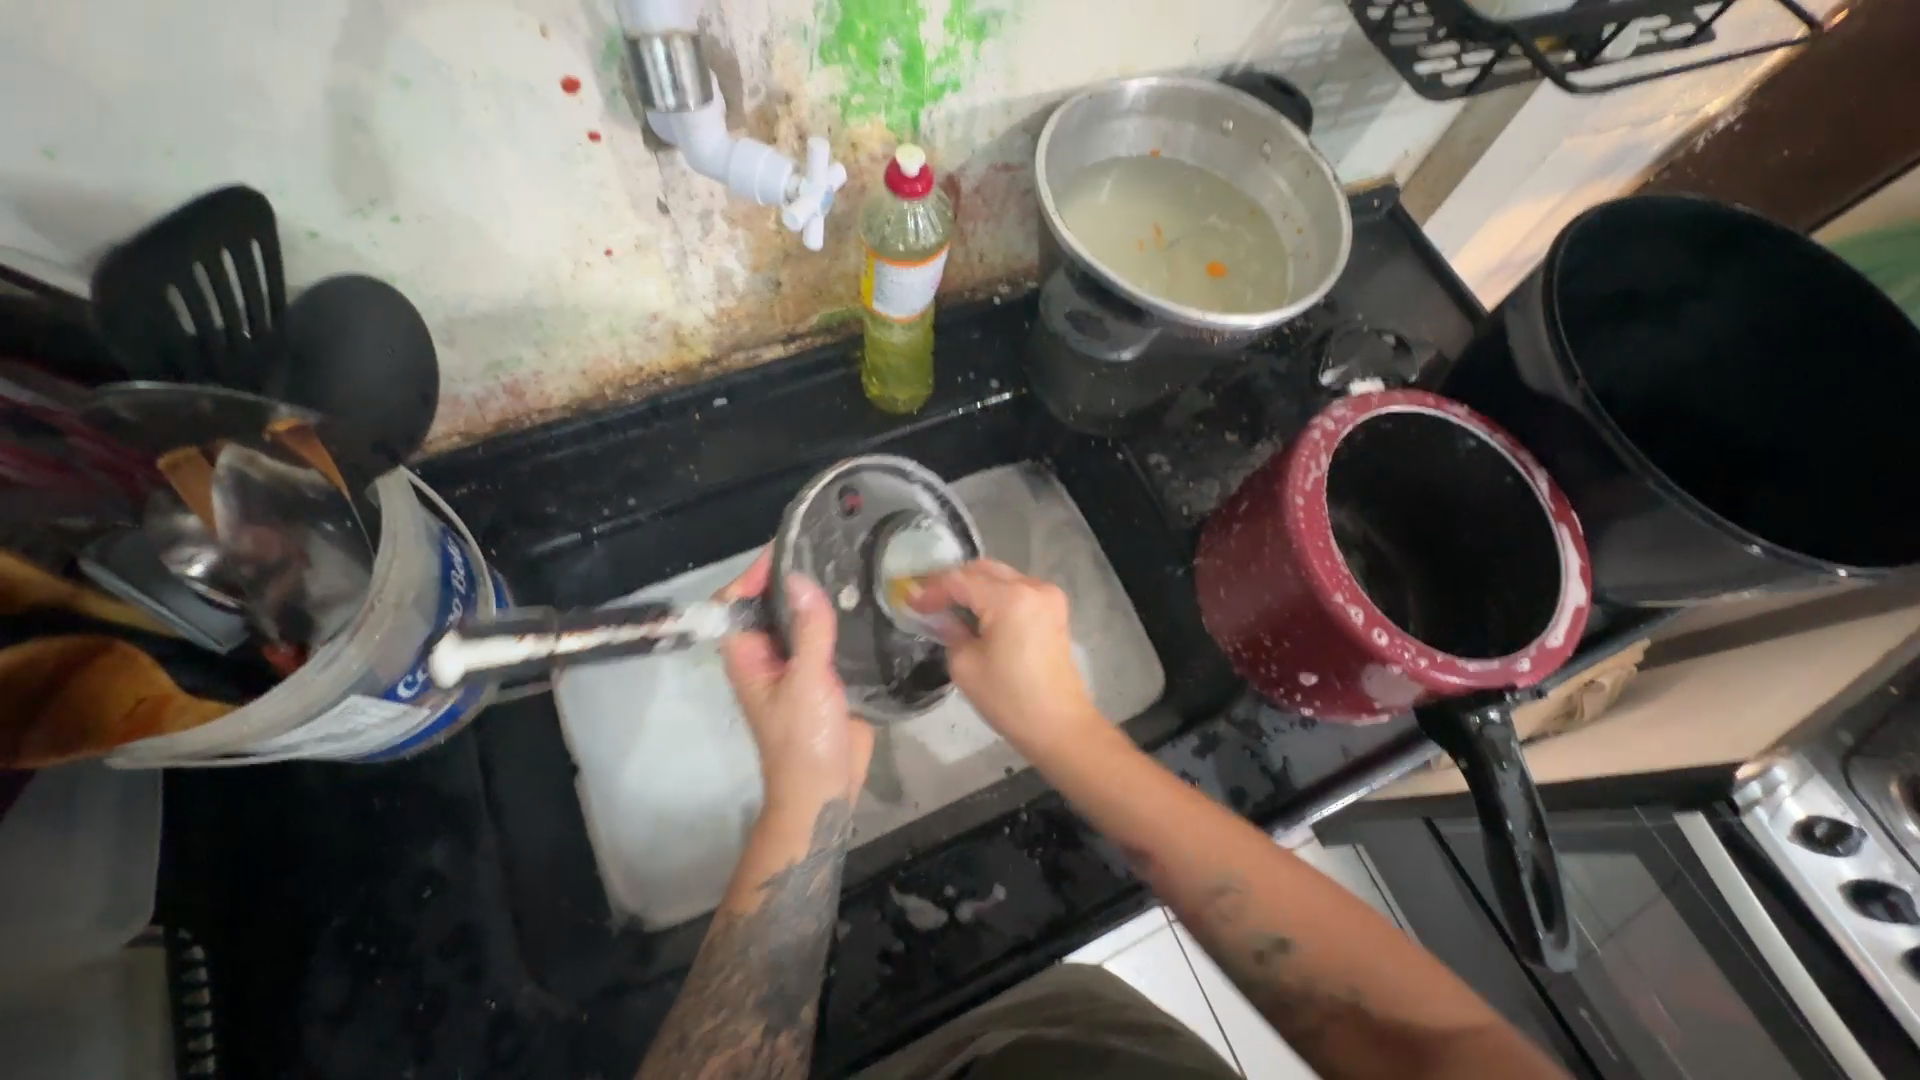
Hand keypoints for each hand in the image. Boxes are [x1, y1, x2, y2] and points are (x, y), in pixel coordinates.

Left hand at [717, 551, 873, 811]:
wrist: (825, 790)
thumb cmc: (803, 739)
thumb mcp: (806, 681)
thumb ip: (807, 630)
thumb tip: (800, 578)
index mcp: (748, 657)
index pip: (738, 602)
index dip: (755, 575)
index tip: (788, 548)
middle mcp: (768, 656)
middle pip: (771, 608)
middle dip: (792, 580)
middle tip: (828, 547)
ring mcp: (796, 667)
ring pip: (801, 622)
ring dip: (818, 599)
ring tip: (849, 565)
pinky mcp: (825, 677)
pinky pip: (827, 640)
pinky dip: (840, 620)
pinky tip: (865, 603)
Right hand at [908, 559, 1105, 757]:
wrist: (1060, 725)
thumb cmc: (1010, 699)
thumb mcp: (966, 666)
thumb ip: (950, 631)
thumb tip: (942, 617)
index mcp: (1010, 598)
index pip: (960, 580)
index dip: (932, 589)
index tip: (910, 602)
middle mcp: (1033, 586)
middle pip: (983, 570)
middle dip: (952, 582)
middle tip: (926, 600)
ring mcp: (1048, 596)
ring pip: (1000, 577)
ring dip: (973, 587)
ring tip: (948, 607)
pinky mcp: (1054, 610)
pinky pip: (1017, 590)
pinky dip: (994, 596)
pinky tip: (976, 613)